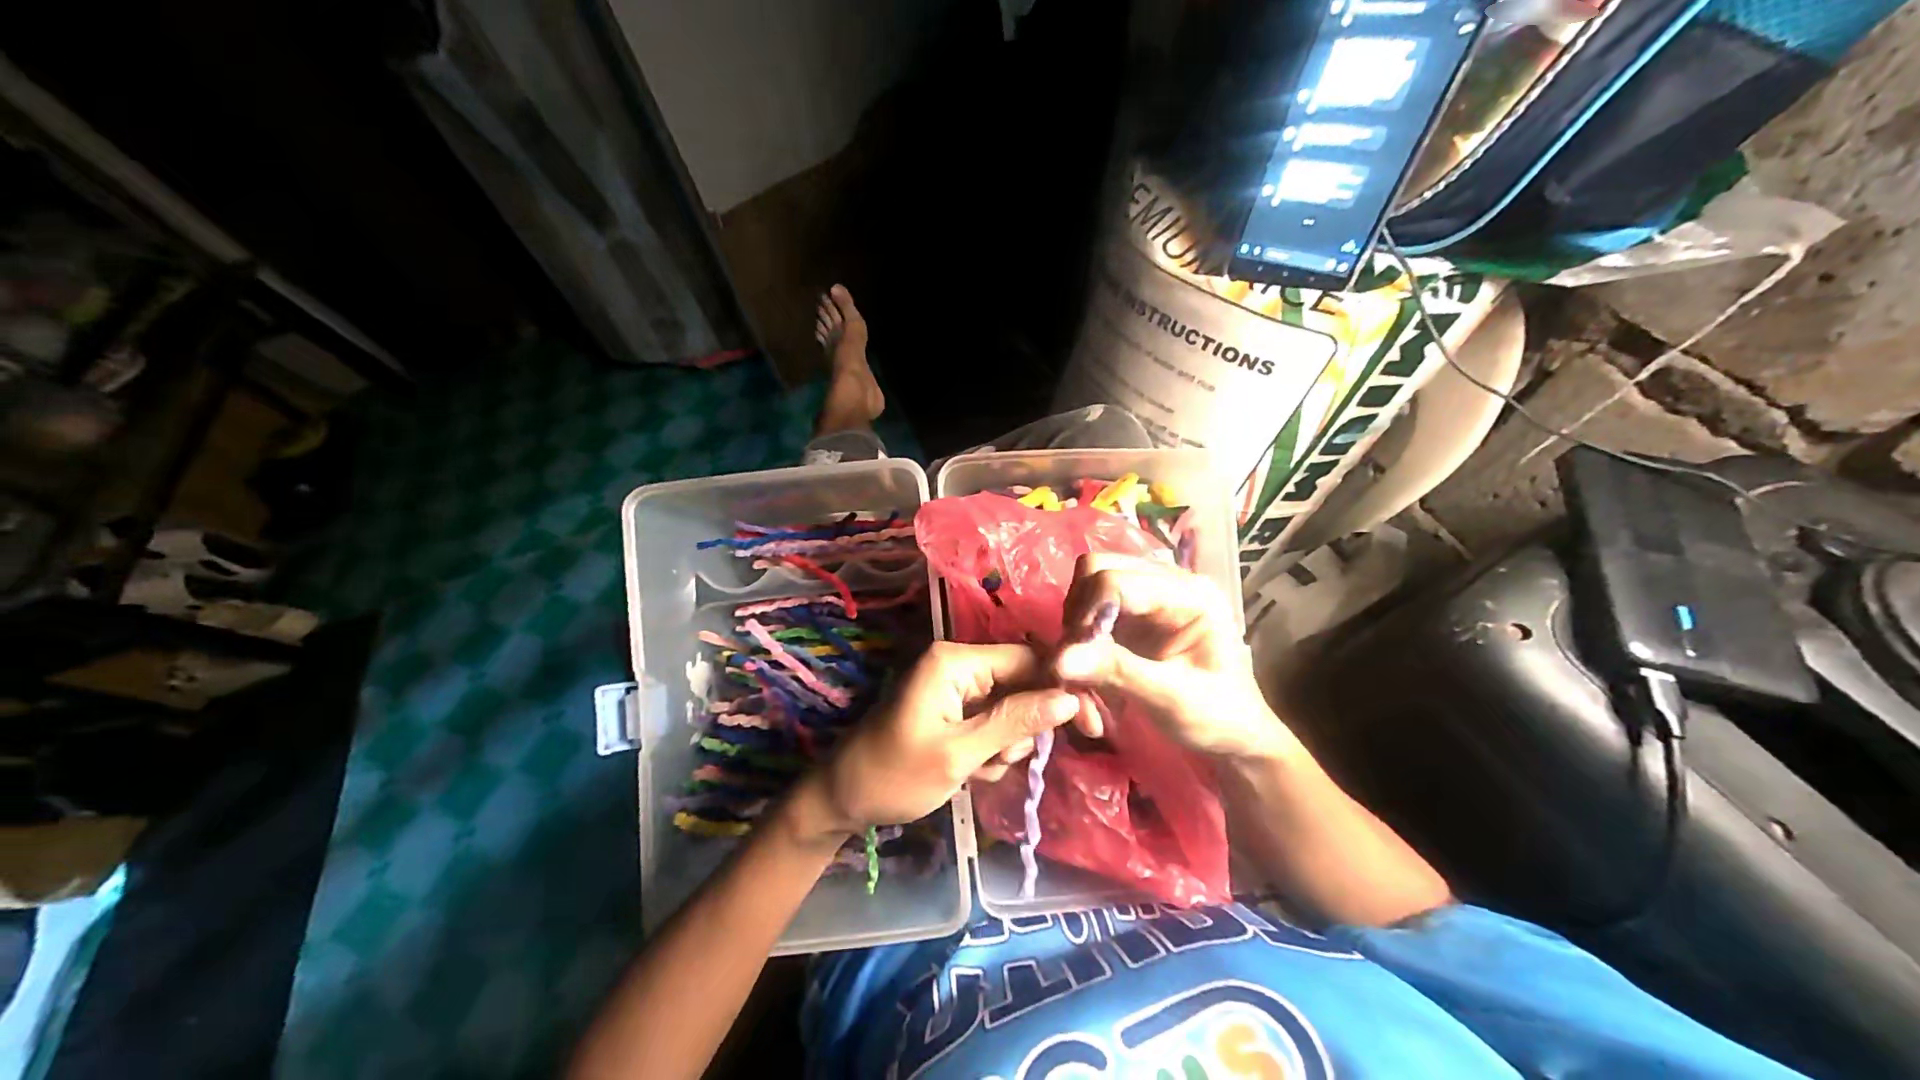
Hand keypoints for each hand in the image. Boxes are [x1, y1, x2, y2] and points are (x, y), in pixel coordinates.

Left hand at [810, 642, 1089, 835]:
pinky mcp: (952, 710)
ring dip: (1008, 744)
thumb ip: (1015, 722)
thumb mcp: (959, 753)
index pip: (1028, 659)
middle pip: (1022, 682)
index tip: (1092, 725)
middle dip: (1029, 724)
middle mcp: (958, 665)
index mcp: (955, 661)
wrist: (842, 800)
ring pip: (1011, 707)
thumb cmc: (895, 775)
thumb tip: (1071, 699)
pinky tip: (972, 774)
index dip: (1063, 688)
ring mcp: (955, 688)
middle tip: (1017, 761)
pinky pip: (992, 723)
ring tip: (981, 770)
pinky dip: (992, 750)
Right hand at [1054, 554, 1297, 763]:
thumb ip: (1117, 671)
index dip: (1086, 616)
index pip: (1115, 580)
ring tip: (1083, 685)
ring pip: (1086, 591)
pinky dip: (1080, 648)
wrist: (1233, 737)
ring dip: (1075, 637)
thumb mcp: (1170, 698)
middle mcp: (1166, 583)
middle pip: (1095, 571)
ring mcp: (1147, 597)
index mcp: (1189, 594)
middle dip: (1077, 619)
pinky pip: (1089, 615)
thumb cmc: (1216, 717)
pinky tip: (1090, 684)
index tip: (1075, 663)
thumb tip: (1059, 660)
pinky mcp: (1132, 615)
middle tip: (1075, 668)